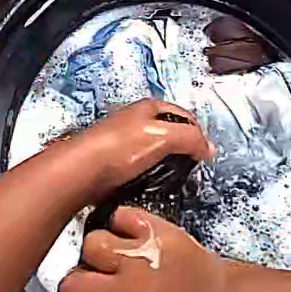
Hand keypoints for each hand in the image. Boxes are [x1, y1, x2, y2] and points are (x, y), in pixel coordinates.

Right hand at [55, 207, 238, 291]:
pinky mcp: (159, 231)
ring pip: (91, 245)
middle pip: (71, 287)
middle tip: (93, 290)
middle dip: (76, 290)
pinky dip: (122, 224)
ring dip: (98, 255)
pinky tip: (130, 240)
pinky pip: (121, 215)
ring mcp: (144, 260)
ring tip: (114, 262)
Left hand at [63, 99, 213, 194]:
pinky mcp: (116, 163)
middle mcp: (137, 121)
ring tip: (172, 178)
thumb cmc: (118, 148)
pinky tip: (152, 184)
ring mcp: (126, 142)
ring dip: (166, 164)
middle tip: (191, 166)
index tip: (204, 152)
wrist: (82, 172)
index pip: (185, 116)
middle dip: (182, 148)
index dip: (197, 132)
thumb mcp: (164, 137)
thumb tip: (208, 148)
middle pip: (170, 132)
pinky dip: (150, 174)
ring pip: (155, 151)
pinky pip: (142, 167)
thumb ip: (191, 138)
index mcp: (150, 107)